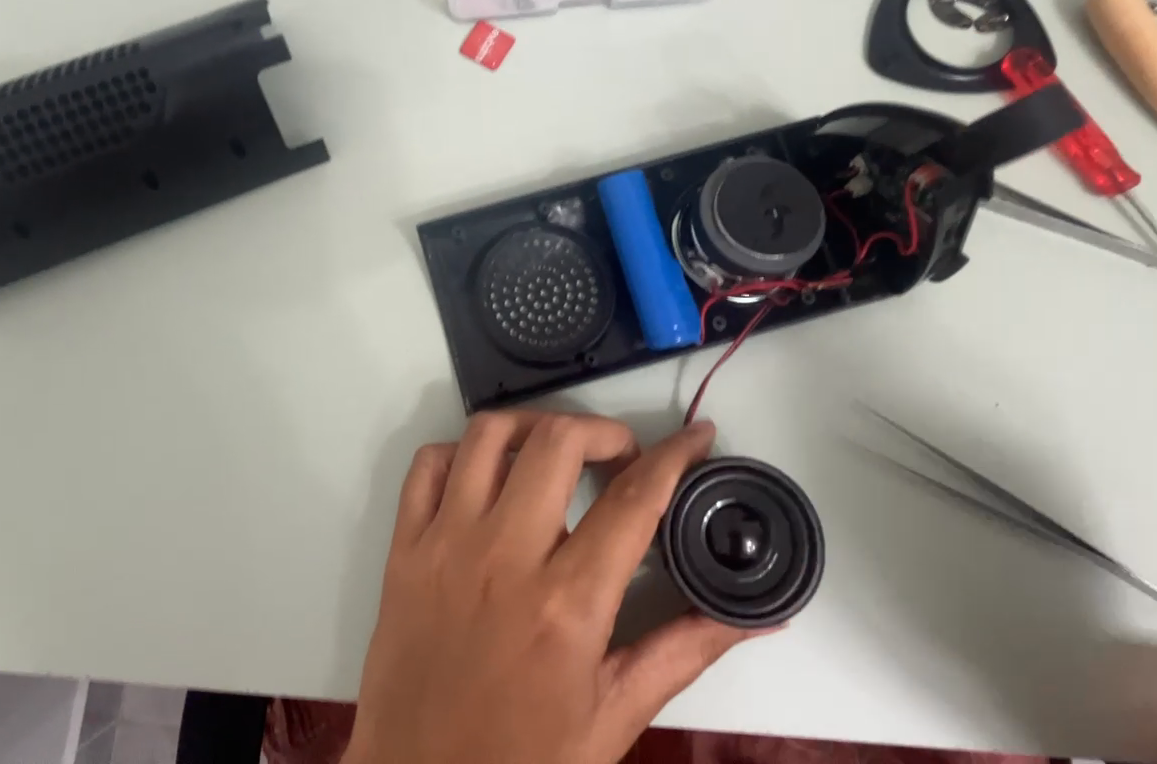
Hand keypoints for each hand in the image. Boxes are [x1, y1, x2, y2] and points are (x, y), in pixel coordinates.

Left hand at [345, 412, 772, 763]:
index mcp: (565, 604)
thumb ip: (682, 652)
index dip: (674, 456)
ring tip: (557, 449)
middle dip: (603, 431)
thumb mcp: (613, 716)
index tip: (695, 437)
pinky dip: (461, 452)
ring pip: (487, 436)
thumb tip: (752, 618)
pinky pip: (426, 466)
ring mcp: (445, 546)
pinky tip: (488, 474)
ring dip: (533, 426)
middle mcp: (503, 558)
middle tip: (621, 455)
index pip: (634, 501)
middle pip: (558, 441)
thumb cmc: (521, 761)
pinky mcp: (404, 549)